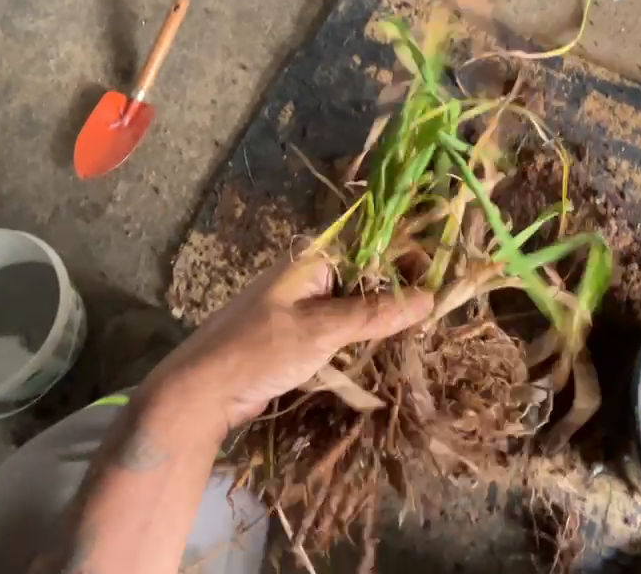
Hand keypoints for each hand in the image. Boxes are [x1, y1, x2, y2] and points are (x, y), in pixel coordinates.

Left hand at [141, 256, 432, 434]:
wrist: (200, 392)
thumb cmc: (257, 349)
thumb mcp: (321, 331)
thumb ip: (375, 314)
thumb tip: (429, 297)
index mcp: (315, 258)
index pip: (375, 247)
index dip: (408, 260)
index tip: (440, 281)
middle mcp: (313, 274)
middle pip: (369, 275)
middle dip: (400, 293)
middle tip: (434, 314)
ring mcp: (305, 305)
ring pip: (359, 304)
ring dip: (383, 320)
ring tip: (418, 333)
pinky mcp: (301, 334)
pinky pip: (343, 328)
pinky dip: (362, 338)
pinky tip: (385, 352)